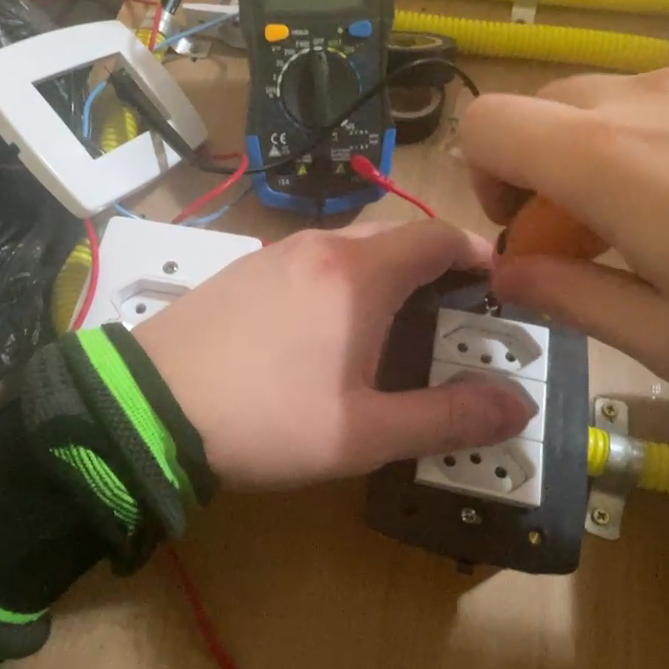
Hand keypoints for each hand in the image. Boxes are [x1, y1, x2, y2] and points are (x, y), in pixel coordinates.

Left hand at [133, 221, 537, 489]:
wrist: (149, 405)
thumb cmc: (266, 420)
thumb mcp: (365, 433)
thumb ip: (447, 417)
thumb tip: (519, 405)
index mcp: (359, 273)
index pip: (438, 238)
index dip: (477, 254)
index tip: (500, 284)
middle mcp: (319, 246)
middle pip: (396, 236)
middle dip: (433, 266)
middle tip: (451, 313)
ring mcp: (274, 253)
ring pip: (350, 246)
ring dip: (385, 273)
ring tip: (393, 324)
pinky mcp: (243, 271)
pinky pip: (310, 260)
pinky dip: (340, 280)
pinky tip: (325, 328)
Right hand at [459, 66, 668, 412]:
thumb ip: (571, 300)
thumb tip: (507, 274)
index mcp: (609, 161)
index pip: (486, 123)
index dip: (481, 180)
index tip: (528, 238)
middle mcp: (653, 100)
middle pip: (546, 109)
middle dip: (539, 174)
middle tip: (594, 245)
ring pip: (619, 104)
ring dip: (608, 160)